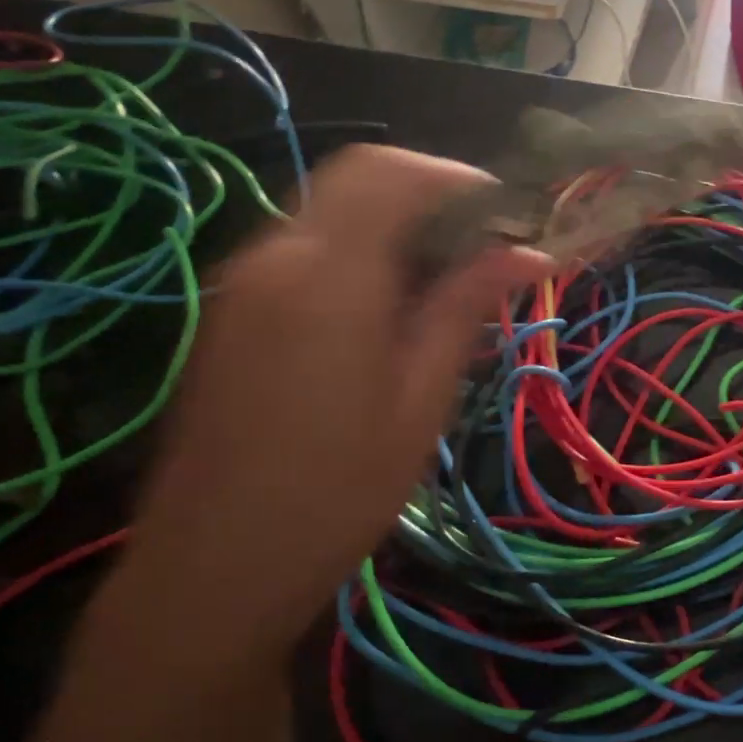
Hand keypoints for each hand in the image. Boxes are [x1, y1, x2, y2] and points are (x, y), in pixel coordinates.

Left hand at [114, 146, 551, 656]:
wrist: (214, 567)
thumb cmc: (339, 489)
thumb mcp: (422, 397)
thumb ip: (466, 306)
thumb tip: (528, 252)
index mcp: (329, 275)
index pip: (390, 174)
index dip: (458, 179)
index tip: (512, 218)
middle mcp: (275, 258)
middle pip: (356, 180)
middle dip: (432, 198)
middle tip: (492, 250)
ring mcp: (244, 283)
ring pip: (332, 214)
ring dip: (399, 227)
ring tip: (456, 285)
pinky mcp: (233, 313)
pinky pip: (307, 251)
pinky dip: (363, 255)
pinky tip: (398, 312)